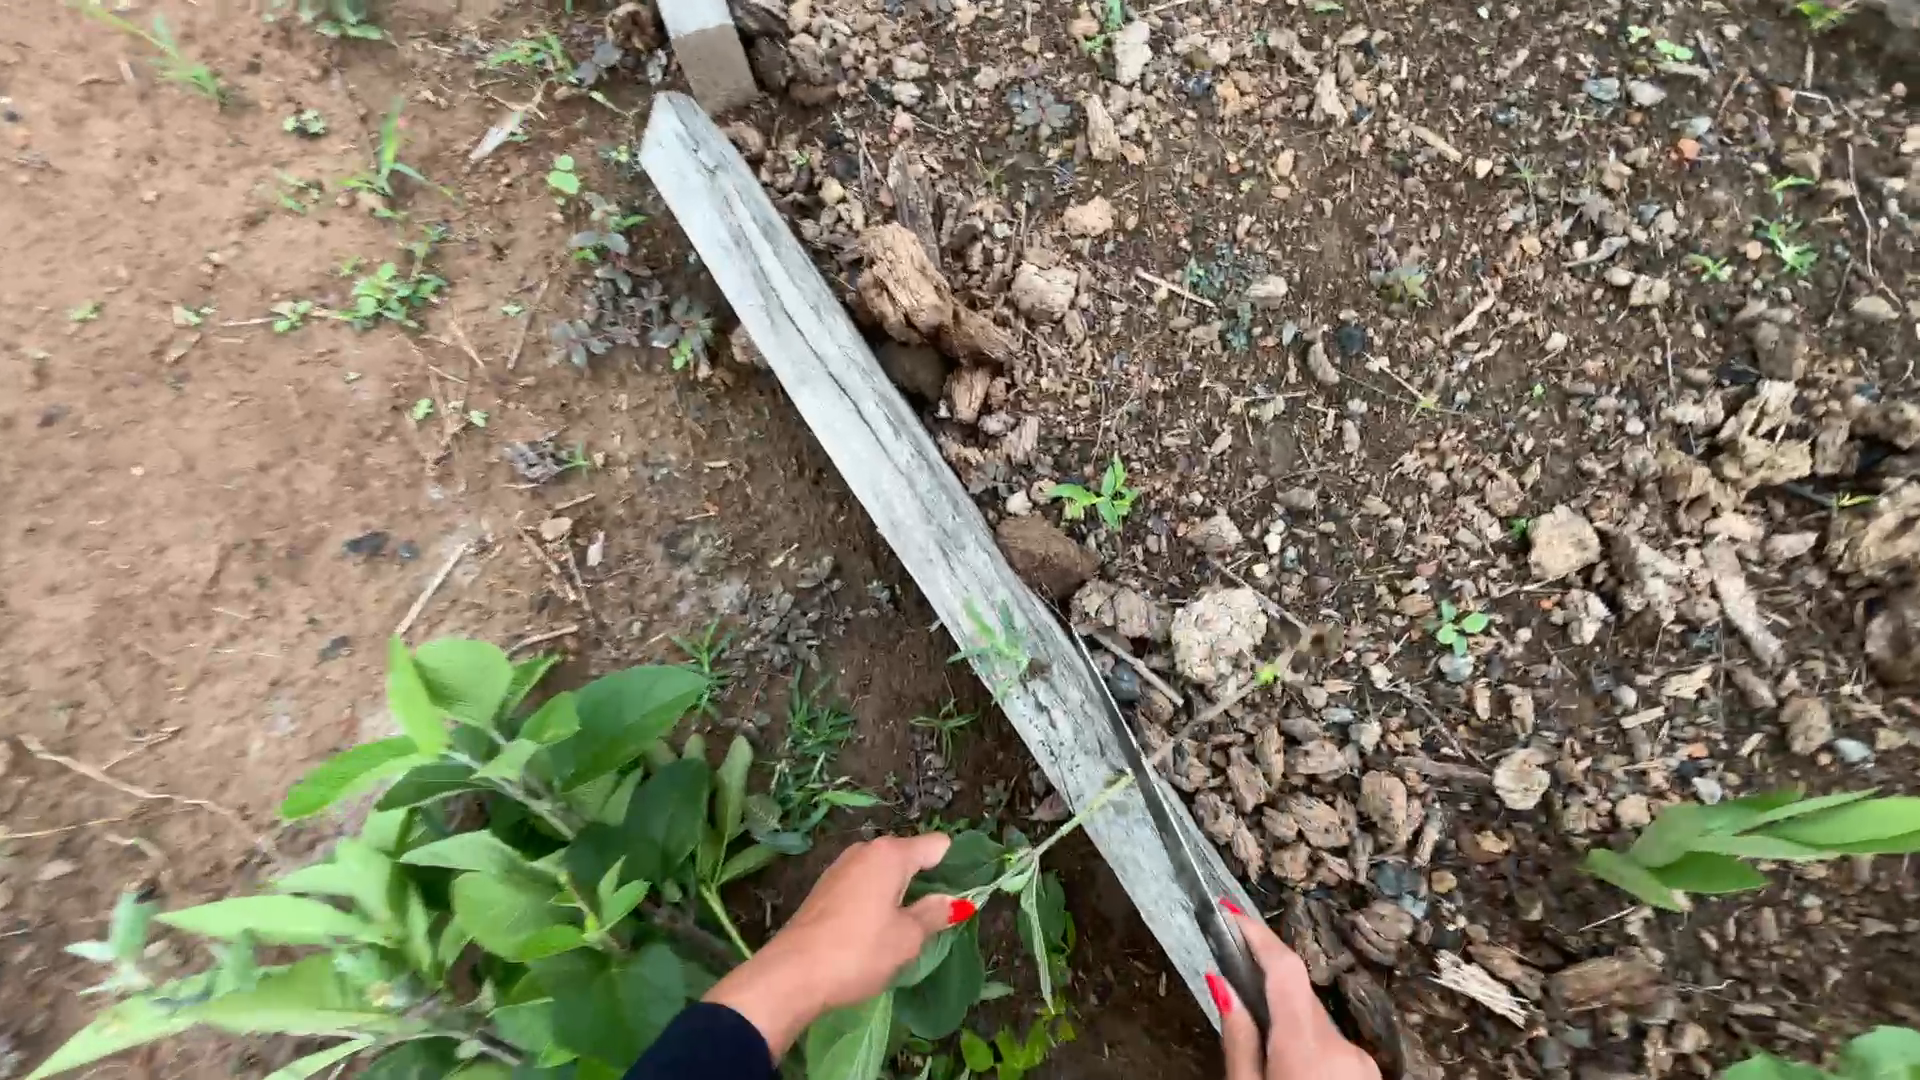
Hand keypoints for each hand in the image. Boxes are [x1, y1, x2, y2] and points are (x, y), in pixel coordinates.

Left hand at [703, 833, 967, 1057]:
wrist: (791, 974)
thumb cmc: (858, 951)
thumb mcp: (907, 938)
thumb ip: (935, 914)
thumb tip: (957, 900)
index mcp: (892, 853)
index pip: (938, 845)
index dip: (956, 867)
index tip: (963, 897)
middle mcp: (867, 849)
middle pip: (911, 856)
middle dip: (927, 882)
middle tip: (938, 920)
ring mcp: (843, 866)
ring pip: (886, 871)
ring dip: (901, 893)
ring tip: (907, 930)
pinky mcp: (826, 886)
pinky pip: (865, 884)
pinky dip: (877, 899)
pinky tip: (875, 931)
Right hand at [1215, 908, 1379, 1079]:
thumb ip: (1239, 1040)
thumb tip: (1223, 984)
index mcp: (1306, 1044)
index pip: (1285, 968)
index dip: (1258, 934)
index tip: (1230, 911)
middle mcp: (1342, 1045)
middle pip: (1299, 997)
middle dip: (1268, 990)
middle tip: (1234, 995)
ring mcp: (1364, 1064)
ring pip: (1315, 1023)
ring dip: (1289, 1025)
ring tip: (1265, 1056)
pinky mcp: (1374, 1078)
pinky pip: (1333, 1048)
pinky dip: (1310, 1050)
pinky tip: (1294, 1073)